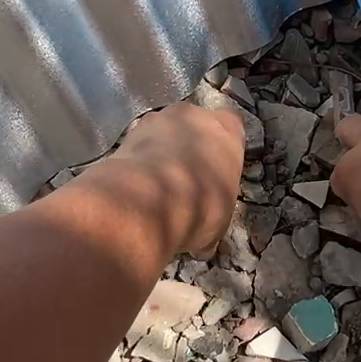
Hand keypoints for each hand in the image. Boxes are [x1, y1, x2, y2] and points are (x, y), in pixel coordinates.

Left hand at [95, 103, 244, 253]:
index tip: (219, 169)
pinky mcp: (127, 133)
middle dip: (191, 146)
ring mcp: (158, 119)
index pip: (233, 127)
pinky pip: (139, 145)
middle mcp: (194, 116)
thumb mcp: (219, 221)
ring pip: (164, 132)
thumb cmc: (200, 207)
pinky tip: (138, 188)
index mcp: (227, 131)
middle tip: (188, 179)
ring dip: (162, 151)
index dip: (224, 147)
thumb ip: (214, 216)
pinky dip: (139, 161)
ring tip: (157, 186)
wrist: (149, 201)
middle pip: (195, 125)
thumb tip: (202, 245)